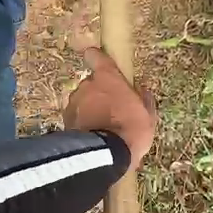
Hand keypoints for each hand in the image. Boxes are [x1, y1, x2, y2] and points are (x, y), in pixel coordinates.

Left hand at [63, 46, 155, 167]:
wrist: (104, 155)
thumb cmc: (130, 130)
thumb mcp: (147, 115)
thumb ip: (143, 98)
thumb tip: (142, 89)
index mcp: (107, 77)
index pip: (95, 56)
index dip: (96, 58)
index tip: (100, 63)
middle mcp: (87, 85)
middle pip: (91, 83)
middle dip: (99, 93)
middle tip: (111, 110)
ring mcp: (73, 102)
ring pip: (82, 100)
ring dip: (89, 108)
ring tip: (101, 127)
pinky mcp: (65, 120)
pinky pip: (75, 116)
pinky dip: (81, 122)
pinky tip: (92, 136)